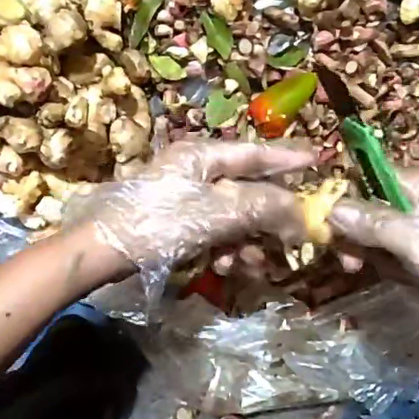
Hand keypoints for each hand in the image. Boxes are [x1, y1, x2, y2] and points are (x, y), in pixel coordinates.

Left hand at [63, 139, 314, 281]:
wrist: (99, 253)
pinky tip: (227, 266)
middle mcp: (193, 170)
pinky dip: (224, 248)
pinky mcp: (173, 223)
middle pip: (246, 188)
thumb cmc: (158, 223)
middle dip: (269, 216)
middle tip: (295, 235)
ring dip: (247, 240)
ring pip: (231, 215)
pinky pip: (212, 231)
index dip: (288, 158)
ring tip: (253, 264)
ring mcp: (182, 197)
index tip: (319, 159)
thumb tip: (301, 210)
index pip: (254, 152)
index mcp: (201, 155)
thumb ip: (262, 206)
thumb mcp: (216, 213)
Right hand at [327, 168, 418, 327]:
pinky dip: (382, 268)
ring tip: (360, 269)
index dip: (346, 200)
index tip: (328, 226)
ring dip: (365, 253)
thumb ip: (373, 223)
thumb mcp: (417, 238)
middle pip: (368, 209)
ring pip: (374, 236)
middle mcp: (417, 202)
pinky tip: (384, 277)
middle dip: (354, 233)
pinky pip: (388, 257)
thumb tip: (331, 208)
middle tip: (348, 260)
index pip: (369, 180)